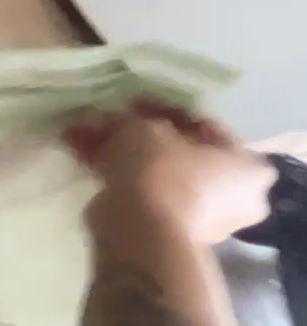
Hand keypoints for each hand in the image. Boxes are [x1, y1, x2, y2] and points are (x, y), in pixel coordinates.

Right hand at [68, 97, 276, 246]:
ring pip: (153, 168)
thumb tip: (128, 118)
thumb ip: (138, 118)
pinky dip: (113, 169)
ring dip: (115, 148)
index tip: (129, 102)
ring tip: (77, 134)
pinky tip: (79, 153)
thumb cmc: (159, 168)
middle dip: (132, 132)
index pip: (204, 127)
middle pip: (175, 150)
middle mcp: (235, 191)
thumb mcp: (144, 127)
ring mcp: (202, 211)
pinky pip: (141, 186)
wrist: (141, 224)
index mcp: (247, 166)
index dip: (163, 110)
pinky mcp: (168, 222)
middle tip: (100, 120)